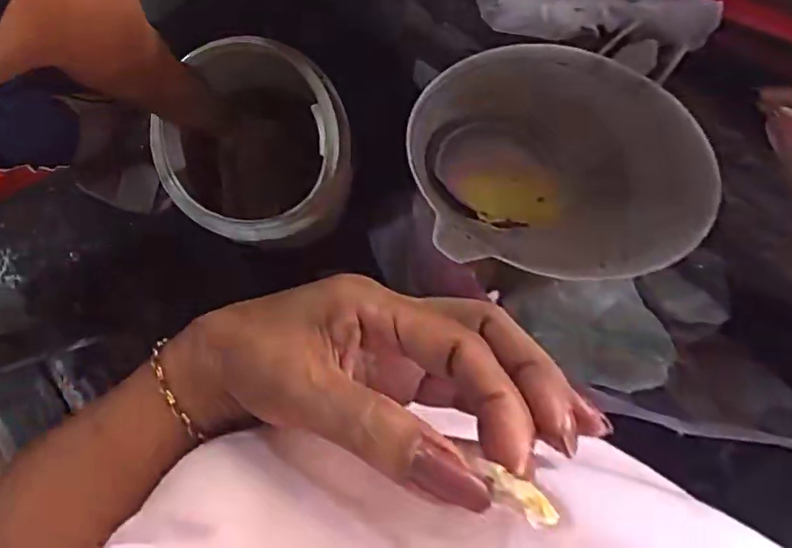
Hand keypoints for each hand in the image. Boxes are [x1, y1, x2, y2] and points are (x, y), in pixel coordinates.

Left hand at [159, 275, 608, 512]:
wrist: (212, 366)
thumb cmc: (251, 360)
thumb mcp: (308, 393)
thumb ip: (384, 435)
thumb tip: (478, 487)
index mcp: (373, 304)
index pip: (459, 340)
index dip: (499, 395)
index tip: (515, 460)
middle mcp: (391, 318)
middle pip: (481, 329)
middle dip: (532, 374)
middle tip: (574, 436)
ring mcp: (393, 347)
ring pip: (474, 353)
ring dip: (525, 386)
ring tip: (579, 434)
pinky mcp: (390, 378)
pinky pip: (453, 385)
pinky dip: (493, 406)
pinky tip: (524, 435)